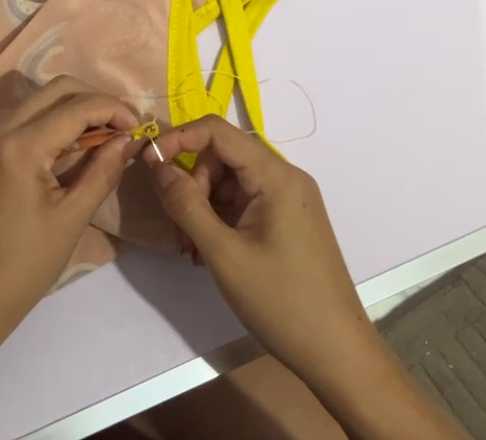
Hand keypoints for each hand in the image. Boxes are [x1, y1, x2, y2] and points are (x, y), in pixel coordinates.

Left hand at [0, 75, 141, 362]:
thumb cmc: (25, 264)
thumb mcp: (72, 218)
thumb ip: (103, 170)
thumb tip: (129, 138)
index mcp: (20, 145)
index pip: (77, 106)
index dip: (115, 110)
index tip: (142, 128)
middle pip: (58, 88)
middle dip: (96, 101)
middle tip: (126, 129)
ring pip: (42, 96)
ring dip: (76, 107)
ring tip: (108, 136)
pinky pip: (27, 113)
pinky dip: (56, 118)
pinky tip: (77, 142)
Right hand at [144, 115, 371, 377]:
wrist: (338, 354)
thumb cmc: (281, 301)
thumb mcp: (223, 253)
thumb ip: (186, 204)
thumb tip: (157, 164)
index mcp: (275, 176)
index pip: (217, 131)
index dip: (178, 138)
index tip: (147, 163)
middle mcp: (285, 178)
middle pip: (222, 157)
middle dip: (191, 183)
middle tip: (178, 227)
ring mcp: (288, 200)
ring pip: (229, 182)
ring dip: (202, 205)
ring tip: (192, 248)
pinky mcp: (287, 220)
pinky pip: (243, 202)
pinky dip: (219, 219)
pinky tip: (210, 252)